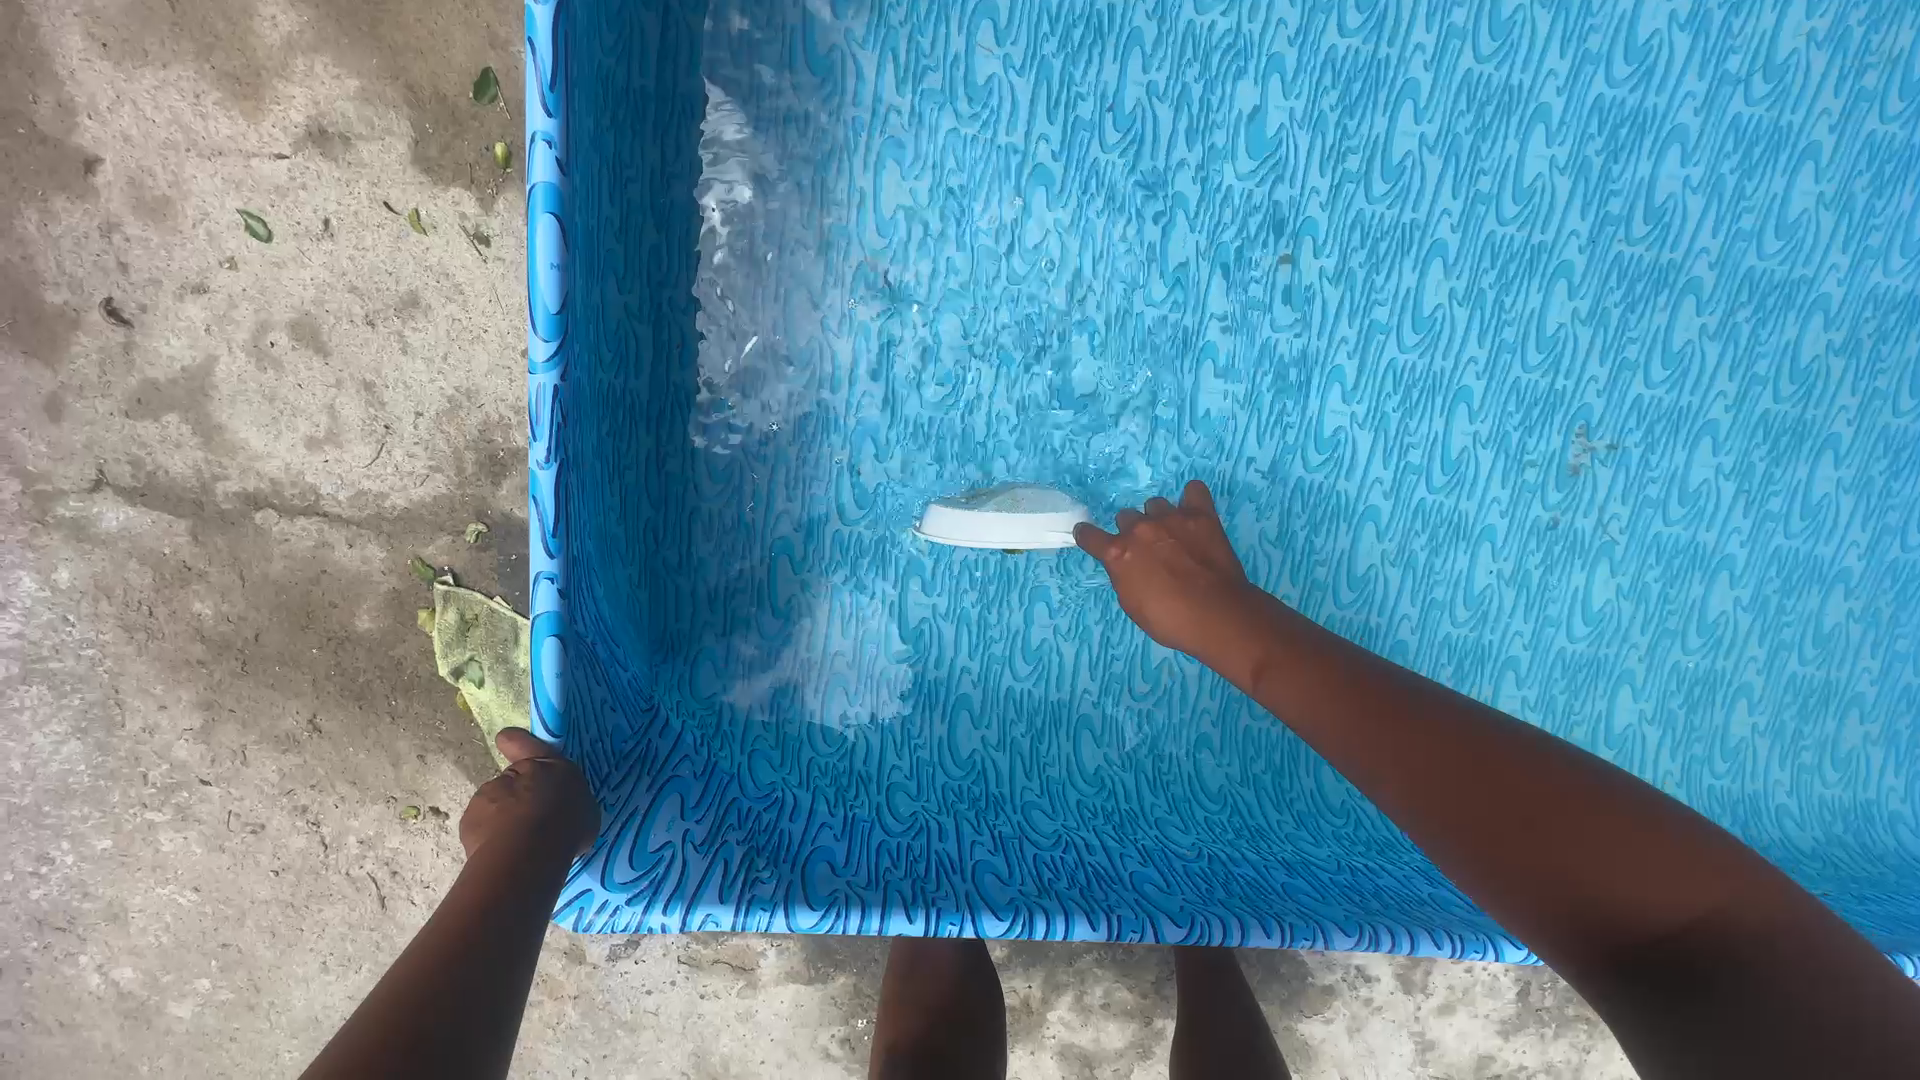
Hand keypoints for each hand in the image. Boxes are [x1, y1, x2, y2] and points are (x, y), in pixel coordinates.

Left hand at [458, 729, 599, 860]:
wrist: (528, 850)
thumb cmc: (566, 824)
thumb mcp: (583, 807)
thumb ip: (567, 801)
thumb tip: (560, 810)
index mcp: (548, 764)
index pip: (525, 742)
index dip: (516, 742)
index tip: (506, 741)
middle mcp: (516, 773)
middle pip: (512, 780)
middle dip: (518, 796)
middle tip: (532, 821)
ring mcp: (488, 794)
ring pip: (495, 806)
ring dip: (503, 820)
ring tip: (517, 844)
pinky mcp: (469, 819)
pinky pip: (481, 827)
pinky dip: (489, 838)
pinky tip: (502, 853)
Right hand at [1074, 480, 1274, 670]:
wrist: (1214, 614)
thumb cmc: (1169, 620)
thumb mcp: (1131, 604)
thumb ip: (1124, 576)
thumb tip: (1127, 565)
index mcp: (1118, 553)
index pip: (1089, 535)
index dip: (1087, 536)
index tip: (1089, 537)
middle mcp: (1140, 529)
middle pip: (1126, 517)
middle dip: (1133, 532)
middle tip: (1147, 550)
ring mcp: (1171, 518)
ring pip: (1155, 505)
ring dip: (1158, 518)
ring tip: (1172, 534)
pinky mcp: (1201, 515)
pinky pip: (1194, 491)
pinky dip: (1192, 499)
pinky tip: (1194, 511)